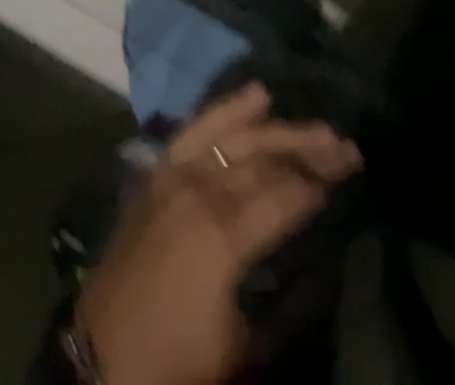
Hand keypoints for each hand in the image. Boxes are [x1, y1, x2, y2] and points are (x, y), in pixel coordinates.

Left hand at [75, 83, 362, 384]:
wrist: (100, 360)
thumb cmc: (176, 359)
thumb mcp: (246, 345)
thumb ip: (293, 303)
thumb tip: (329, 267)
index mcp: (223, 236)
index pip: (287, 193)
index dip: (323, 179)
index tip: (354, 167)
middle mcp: (198, 195)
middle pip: (265, 161)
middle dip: (309, 151)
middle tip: (347, 145)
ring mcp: (171, 180)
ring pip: (234, 141)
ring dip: (278, 130)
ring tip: (316, 125)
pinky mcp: (154, 179)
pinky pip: (193, 133)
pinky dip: (224, 111)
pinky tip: (254, 96)